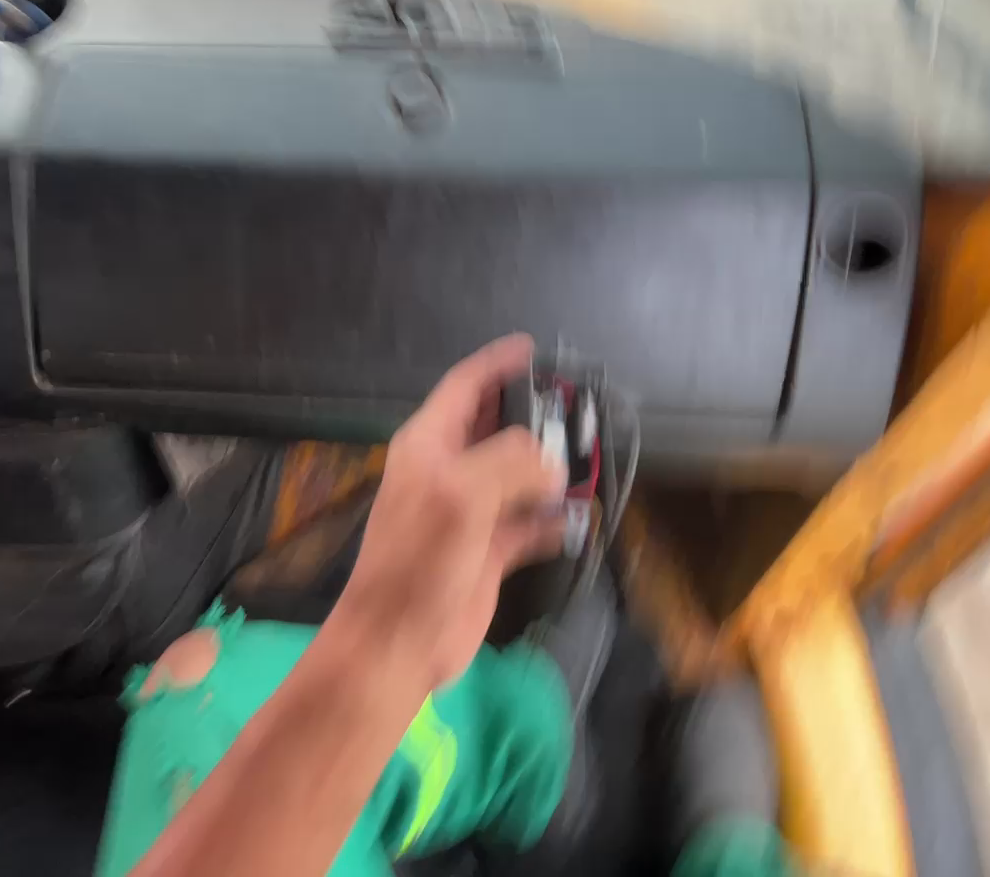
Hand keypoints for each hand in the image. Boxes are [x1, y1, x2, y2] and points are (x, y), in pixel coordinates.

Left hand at [331, 334, 567, 689]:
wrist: (399, 641)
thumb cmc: (419, 559)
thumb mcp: (462, 494)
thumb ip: (511, 461)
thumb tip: (554, 465)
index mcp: (429, 444)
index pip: (465, 386)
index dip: (497, 364)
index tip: (532, 348)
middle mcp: (448, 470)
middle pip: (496, 427)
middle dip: (534, 416)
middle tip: (578, 409)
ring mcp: (469, 511)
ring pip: (518, 474)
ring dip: (551, 468)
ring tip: (590, 459)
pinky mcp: (488, 549)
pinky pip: (528, 522)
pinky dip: (552, 518)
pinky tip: (580, 517)